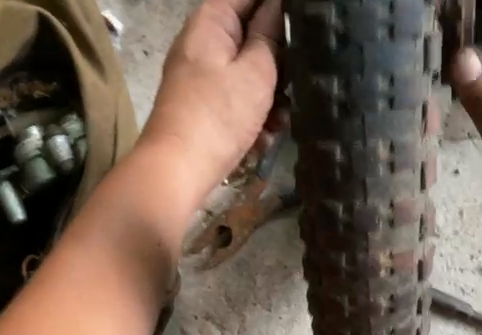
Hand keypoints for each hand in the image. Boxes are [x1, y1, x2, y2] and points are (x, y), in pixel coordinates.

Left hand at [138, 0, 283, 205]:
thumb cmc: (218, 117)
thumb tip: (278, 9)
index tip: (303, 29)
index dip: (280, 9)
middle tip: (297, 83)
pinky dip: (253, 118)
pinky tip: (264, 139)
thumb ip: (271, 37)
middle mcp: (204, 43)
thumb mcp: (256, 73)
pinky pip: (237, 103)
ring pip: (248, 75)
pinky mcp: (205, 109)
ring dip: (270, 98)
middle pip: (252, 38)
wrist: (177, 172)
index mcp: (212, 21)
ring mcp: (202, 78)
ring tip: (280, 121)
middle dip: (278, 62)